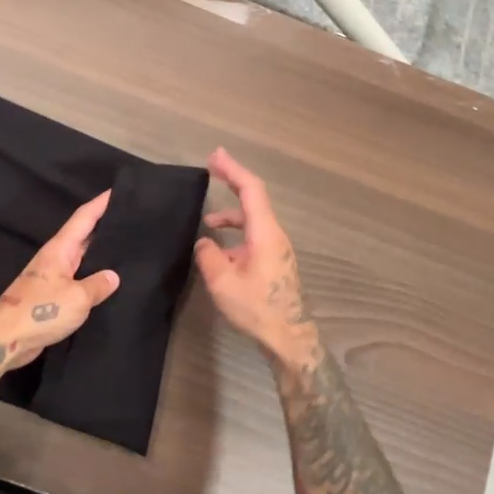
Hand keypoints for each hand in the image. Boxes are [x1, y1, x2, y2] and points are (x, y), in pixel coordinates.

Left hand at [0, 191, 121, 380]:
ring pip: (82, 259)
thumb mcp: (77, 298)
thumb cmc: (40, 312)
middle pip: (84, 236)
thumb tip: (113, 276)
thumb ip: (98, 285)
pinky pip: (78, 280)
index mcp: (59, 250)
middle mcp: (55, 259)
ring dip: (101, 254)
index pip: (83, 218)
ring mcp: (52, 278)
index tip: (118, 191)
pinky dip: (93, 278)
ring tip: (128, 249)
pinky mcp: (51, 298)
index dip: (101, 203)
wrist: (6, 339)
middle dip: (105, 226)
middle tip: (134, 220)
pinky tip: (108, 284)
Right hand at [193, 148, 316, 361]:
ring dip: (230, 215)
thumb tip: (204, 242)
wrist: (288, 337)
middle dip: (232, 182)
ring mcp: (276, 248)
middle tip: (211, 168)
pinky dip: (236, 233)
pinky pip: (253, 236)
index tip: (215, 156)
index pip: (251, 190)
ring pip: (252, 220)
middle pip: (253, 199)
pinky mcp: (274, 261)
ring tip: (206, 224)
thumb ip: (208, 255)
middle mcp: (274, 235)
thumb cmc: (257, 308)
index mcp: (265, 233)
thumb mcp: (222, 282)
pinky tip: (219, 250)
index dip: (233, 170)